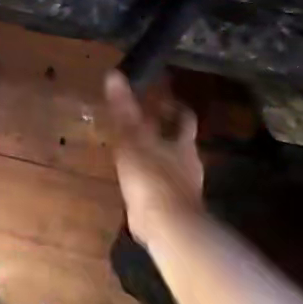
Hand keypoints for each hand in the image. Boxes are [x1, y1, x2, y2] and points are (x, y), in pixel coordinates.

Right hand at [104, 70, 203, 247]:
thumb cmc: (151, 177)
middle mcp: (188, 164)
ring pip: (172, 166)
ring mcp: (183, 189)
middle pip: (179, 142)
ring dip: (156, 159)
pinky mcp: (172, 209)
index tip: (159, 100)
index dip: (174, 107)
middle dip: (163, 134)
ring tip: (134, 154)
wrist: (168, 229)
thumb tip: (114, 74)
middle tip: (141, 126)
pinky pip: (162, 188)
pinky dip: (151, 183)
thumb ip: (123, 110)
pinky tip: (135, 184)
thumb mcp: (132, 139)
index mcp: (182, 144)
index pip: (184, 118)